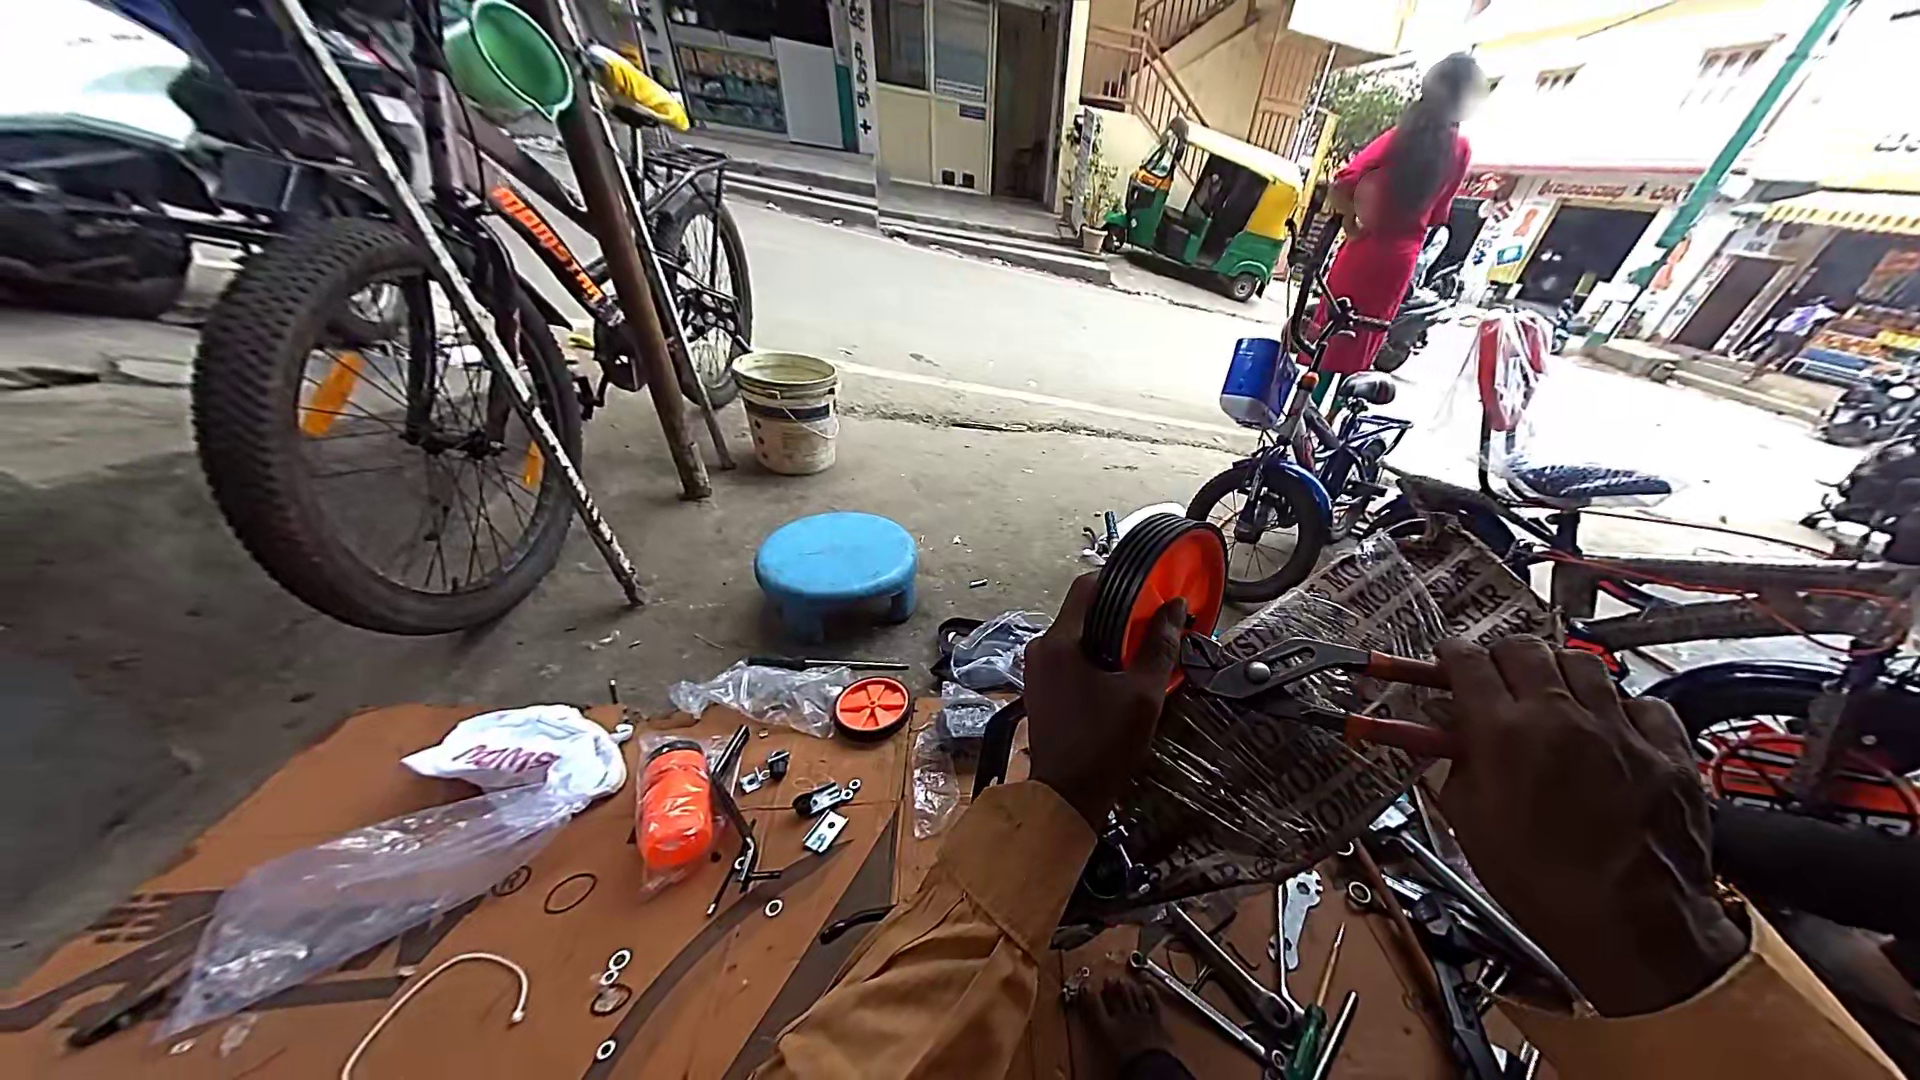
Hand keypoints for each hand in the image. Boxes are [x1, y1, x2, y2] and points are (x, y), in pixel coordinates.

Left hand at [1023, 573, 1185, 826]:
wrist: (1067, 793)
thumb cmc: (1104, 745)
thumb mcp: (1143, 694)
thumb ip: (1159, 646)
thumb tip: (1175, 608)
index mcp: (1060, 641)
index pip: (1085, 586)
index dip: (1119, 581)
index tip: (1148, 591)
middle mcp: (1041, 647)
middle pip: (1081, 610)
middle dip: (1117, 612)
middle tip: (1152, 624)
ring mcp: (1036, 667)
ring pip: (1075, 633)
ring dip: (1106, 635)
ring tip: (1139, 650)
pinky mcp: (1040, 685)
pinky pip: (1068, 655)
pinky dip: (1092, 654)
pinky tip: (1117, 671)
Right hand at [1431, 637, 1746, 1015]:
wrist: (1628, 928)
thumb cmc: (1536, 876)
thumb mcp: (1463, 808)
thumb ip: (1454, 754)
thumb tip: (1448, 727)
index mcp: (1501, 730)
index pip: (1465, 659)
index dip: (1449, 654)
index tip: (1447, 660)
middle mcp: (1560, 719)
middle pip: (1523, 648)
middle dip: (1499, 656)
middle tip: (1493, 675)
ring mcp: (1621, 734)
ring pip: (1583, 663)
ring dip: (1555, 671)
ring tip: (1547, 694)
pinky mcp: (1671, 756)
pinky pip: (1643, 703)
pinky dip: (1617, 705)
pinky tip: (1605, 726)